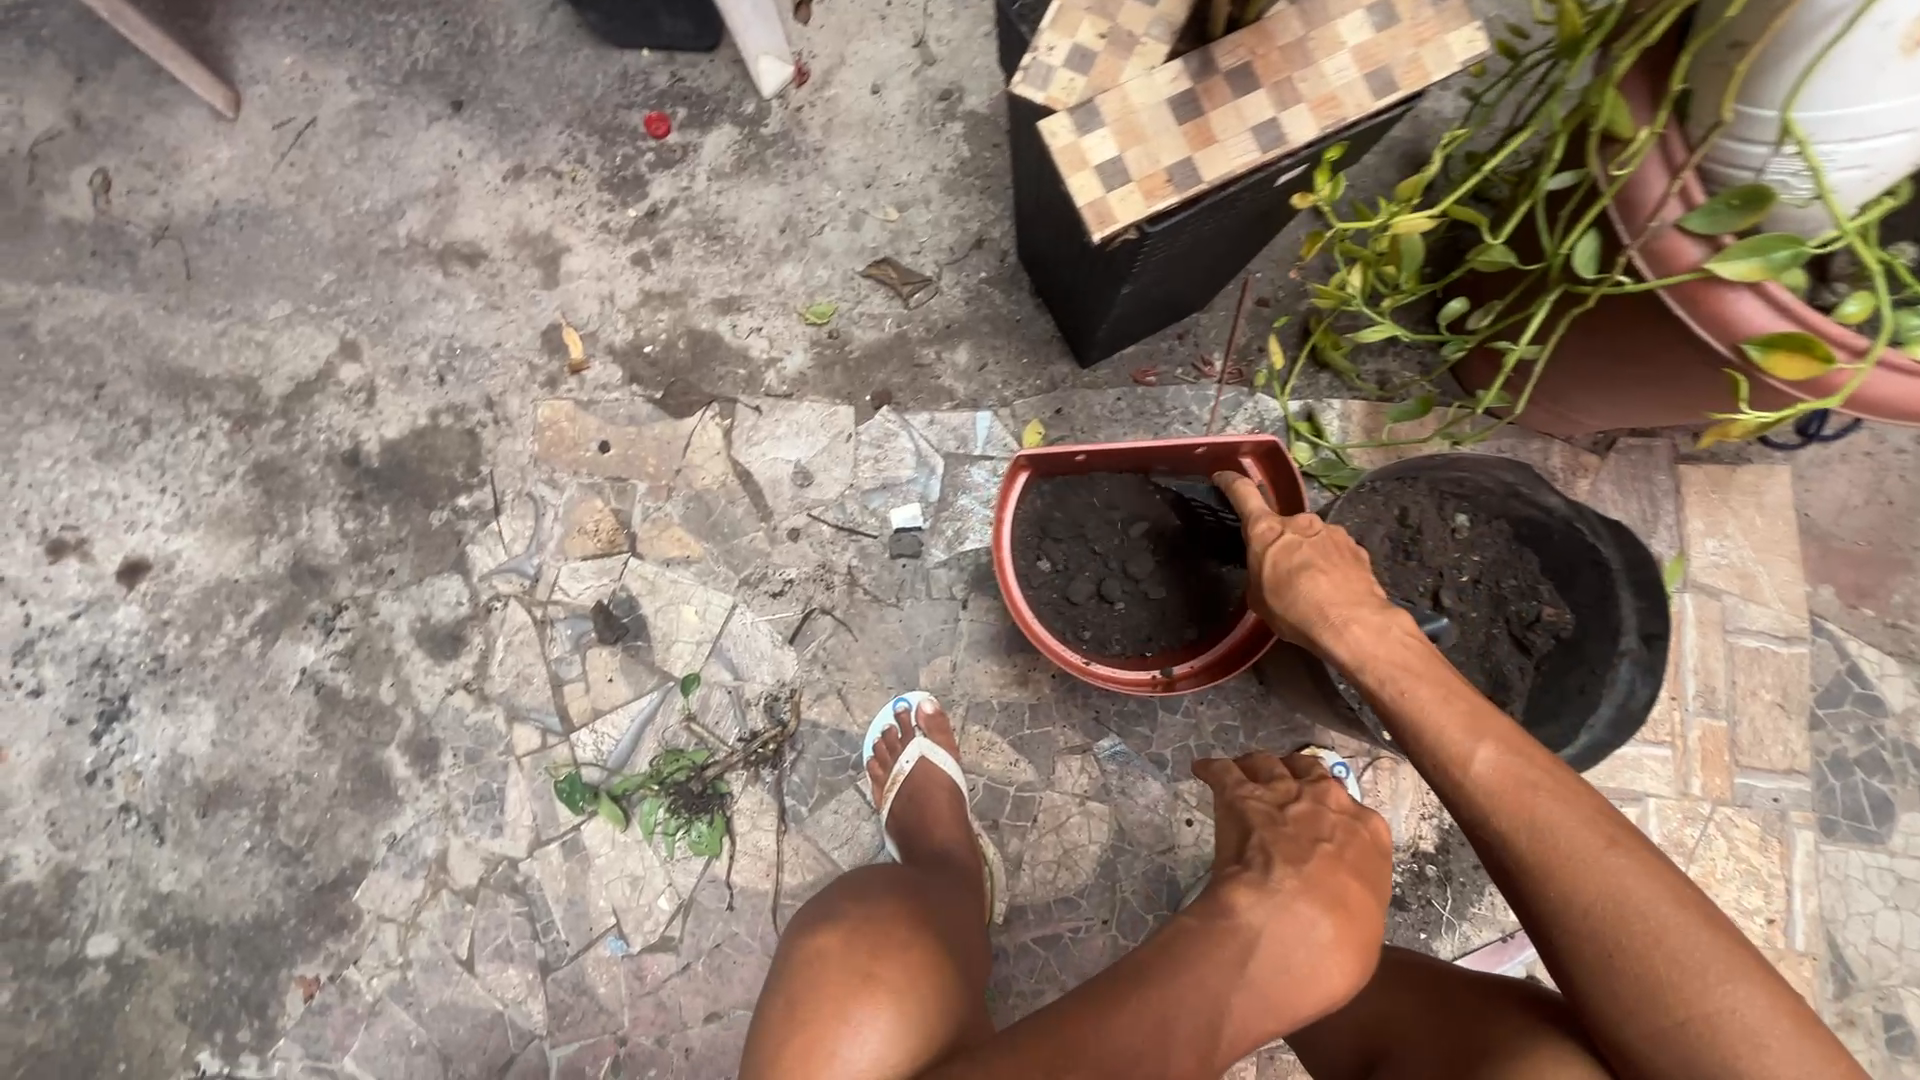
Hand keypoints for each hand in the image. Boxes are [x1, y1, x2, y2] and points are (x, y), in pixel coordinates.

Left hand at [1191, 751, 1392, 1029]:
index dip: (1333, 814)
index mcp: (1368, 833)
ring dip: (1256, 767)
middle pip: (1311, 772)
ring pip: (1267, 763)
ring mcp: (1282, 792)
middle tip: (1281, 787)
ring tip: (1243, 773)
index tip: (1321, 821)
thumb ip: (1352, 898)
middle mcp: (1327, 800)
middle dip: (1296, 776)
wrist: (1293, 921)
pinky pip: (1222, 769)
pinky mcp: (1239, 794)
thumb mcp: (1367, 923)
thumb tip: (1335, 906)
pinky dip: (1211, 769)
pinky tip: (1202, 770)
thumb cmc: (1341, 939)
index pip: (1353, 812)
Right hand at [1212, 471, 1397, 655]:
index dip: (1230, 483)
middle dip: (1282, 546)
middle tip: (1283, 574)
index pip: (1244, 494)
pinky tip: (1334, 591)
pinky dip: (1332, 567)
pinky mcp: (1357, 548)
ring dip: (1309, 556)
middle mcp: (1300, 522)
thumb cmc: (1292, 610)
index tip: (1223, 477)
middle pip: (1284, 527)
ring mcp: (1332, 532)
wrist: (1350, 623)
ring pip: (1313, 540)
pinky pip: (1336, 554)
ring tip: (1313, 589)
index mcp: (1266, 531)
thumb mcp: (1258, 598)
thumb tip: (1269, 572)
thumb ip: (1259, 574)